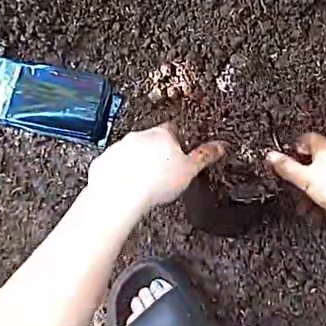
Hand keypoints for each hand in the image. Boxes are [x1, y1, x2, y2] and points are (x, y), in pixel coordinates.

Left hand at [87, 124, 224, 216]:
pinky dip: (120, 173)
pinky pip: (114, 165)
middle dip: (157, 153)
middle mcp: (139, 137)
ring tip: (146, 183)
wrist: (120, 195)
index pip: (173, 130)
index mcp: (162, 135)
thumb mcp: (190, 170)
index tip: (180, 153)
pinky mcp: (104, 162)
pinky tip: (128, 188)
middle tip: (164, 172)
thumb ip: (205, 156)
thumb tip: (220, 146)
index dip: (178, 142)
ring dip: (138, 162)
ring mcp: (119, 148)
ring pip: (132, 152)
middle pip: (151, 140)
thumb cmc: (154, 183)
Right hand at [266, 133, 325, 229]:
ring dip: (314, 189)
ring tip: (307, 206)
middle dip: (303, 174)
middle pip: (316, 159)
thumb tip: (271, 156)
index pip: (306, 138)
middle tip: (295, 186)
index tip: (285, 157)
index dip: (294, 147)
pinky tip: (323, 210)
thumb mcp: (305, 179)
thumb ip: (287, 167)